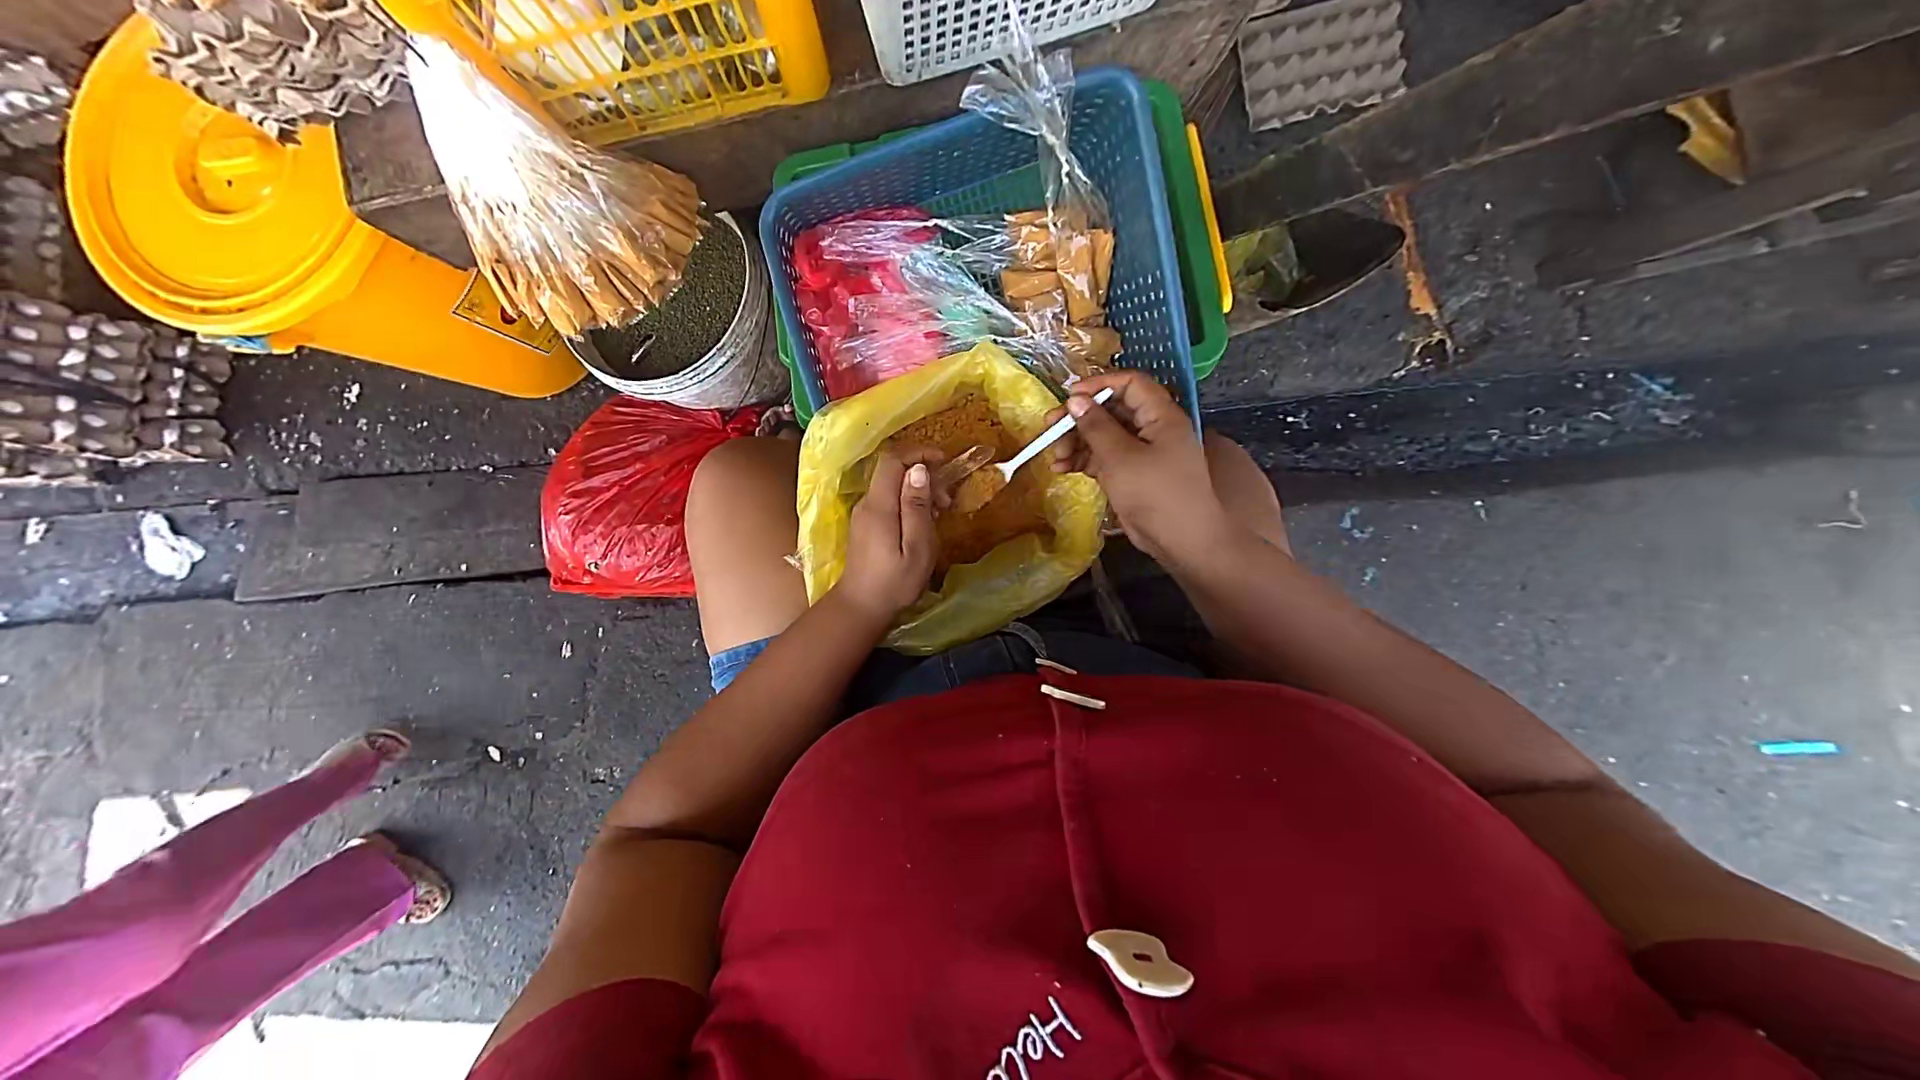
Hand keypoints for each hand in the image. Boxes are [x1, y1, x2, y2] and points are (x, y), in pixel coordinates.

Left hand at [833, 447, 940, 622]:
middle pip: (893, 471)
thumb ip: (917, 507)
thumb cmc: (895, 582)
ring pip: (892, 486)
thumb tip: (919, 470)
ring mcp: (864, 514)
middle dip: (923, 475)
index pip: (892, 459)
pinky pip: (889, 501)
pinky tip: (923, 524)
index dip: (918, 453)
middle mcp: (867, 503)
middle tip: (946, 501)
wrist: (861, 607)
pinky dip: (909, 503)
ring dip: (918, 491)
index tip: (943, 462)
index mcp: (879, 505)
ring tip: (939, 514)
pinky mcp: (866, 525)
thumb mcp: (917, 547)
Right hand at [1049, 371, 1233, 563]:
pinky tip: (1062, 469)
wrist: (1181, 540)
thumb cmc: (1155, 493)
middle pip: (1112, 410)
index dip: (1099, 384)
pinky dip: (1083, 460)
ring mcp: (1141, 452)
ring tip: (1054, 456)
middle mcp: (1152, 429)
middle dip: (1079, 418)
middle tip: (1050, 427)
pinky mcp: (1131, 474)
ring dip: (1077, 442)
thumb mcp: (1120, 456)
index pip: (1130, 383)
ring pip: (1104, 435)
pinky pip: (1104, 457)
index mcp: (1160, 416)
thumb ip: (1096, 425)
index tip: (1069, 397)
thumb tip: (1075, 400)